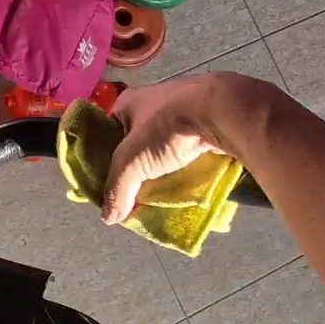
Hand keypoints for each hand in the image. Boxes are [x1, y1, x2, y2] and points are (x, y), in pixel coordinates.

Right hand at [103, 73, 267, 223]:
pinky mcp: (203, 123)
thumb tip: (109, 218)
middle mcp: (150, 105)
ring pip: (160, 150)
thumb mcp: (131, 161)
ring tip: (156, 195)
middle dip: (133, 171)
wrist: (223, 111)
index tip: (106, 188)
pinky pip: (184, 150)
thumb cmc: (167, 127)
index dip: (101, 162)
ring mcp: (179, 112)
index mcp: (125, 105)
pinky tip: (181, 184)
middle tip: (131, 197)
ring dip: (158, 171)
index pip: (104, 137)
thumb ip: (117, 190)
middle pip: (133, 146)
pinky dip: (181, 168)